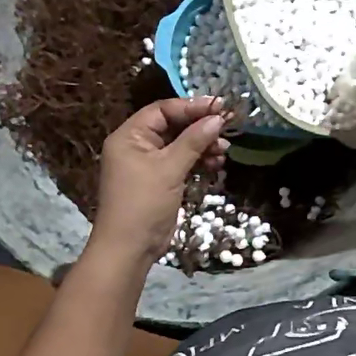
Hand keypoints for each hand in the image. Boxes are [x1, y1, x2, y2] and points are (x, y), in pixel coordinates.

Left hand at [90, 96, 230, 262]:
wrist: (129, 248)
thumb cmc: (143, 203)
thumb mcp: (169, 169)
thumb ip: (193, 141)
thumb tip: (217, 119)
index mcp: (129, 136)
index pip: (162, 110)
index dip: (191, 107)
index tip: (219, 107)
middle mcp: (136, 146)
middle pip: (172, 126)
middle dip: (200, 128)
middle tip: (227, 129)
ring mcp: (147, 165)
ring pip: (179, 145)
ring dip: (202, 145)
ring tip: (224, 150)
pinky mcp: (159, 181)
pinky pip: (180, 163)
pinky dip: (197, 161)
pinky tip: (216, 163)